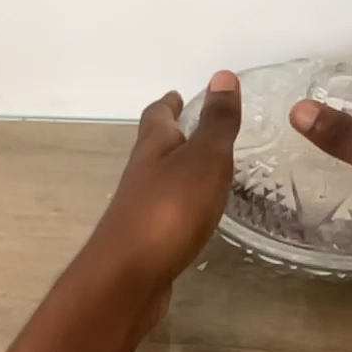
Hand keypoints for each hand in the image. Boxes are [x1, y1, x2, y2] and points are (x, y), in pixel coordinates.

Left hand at [85, 71, 241, 292]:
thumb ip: (216, 122)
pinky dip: (178, 204)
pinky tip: (193, 215)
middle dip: (172, 136)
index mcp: (153, 147)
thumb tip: (221, 76)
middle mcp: (141, 174)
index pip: (158, 116)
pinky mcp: (145, 241)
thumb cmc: (169, 209)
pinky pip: (164, 212)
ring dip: (176, 171)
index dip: (170, 104)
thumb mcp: (203, 158)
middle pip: (153, 147)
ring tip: (202, 171)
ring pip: (158, 180)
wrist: (129, 276)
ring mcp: (139, 209)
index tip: (179, 95)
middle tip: (195, 131)